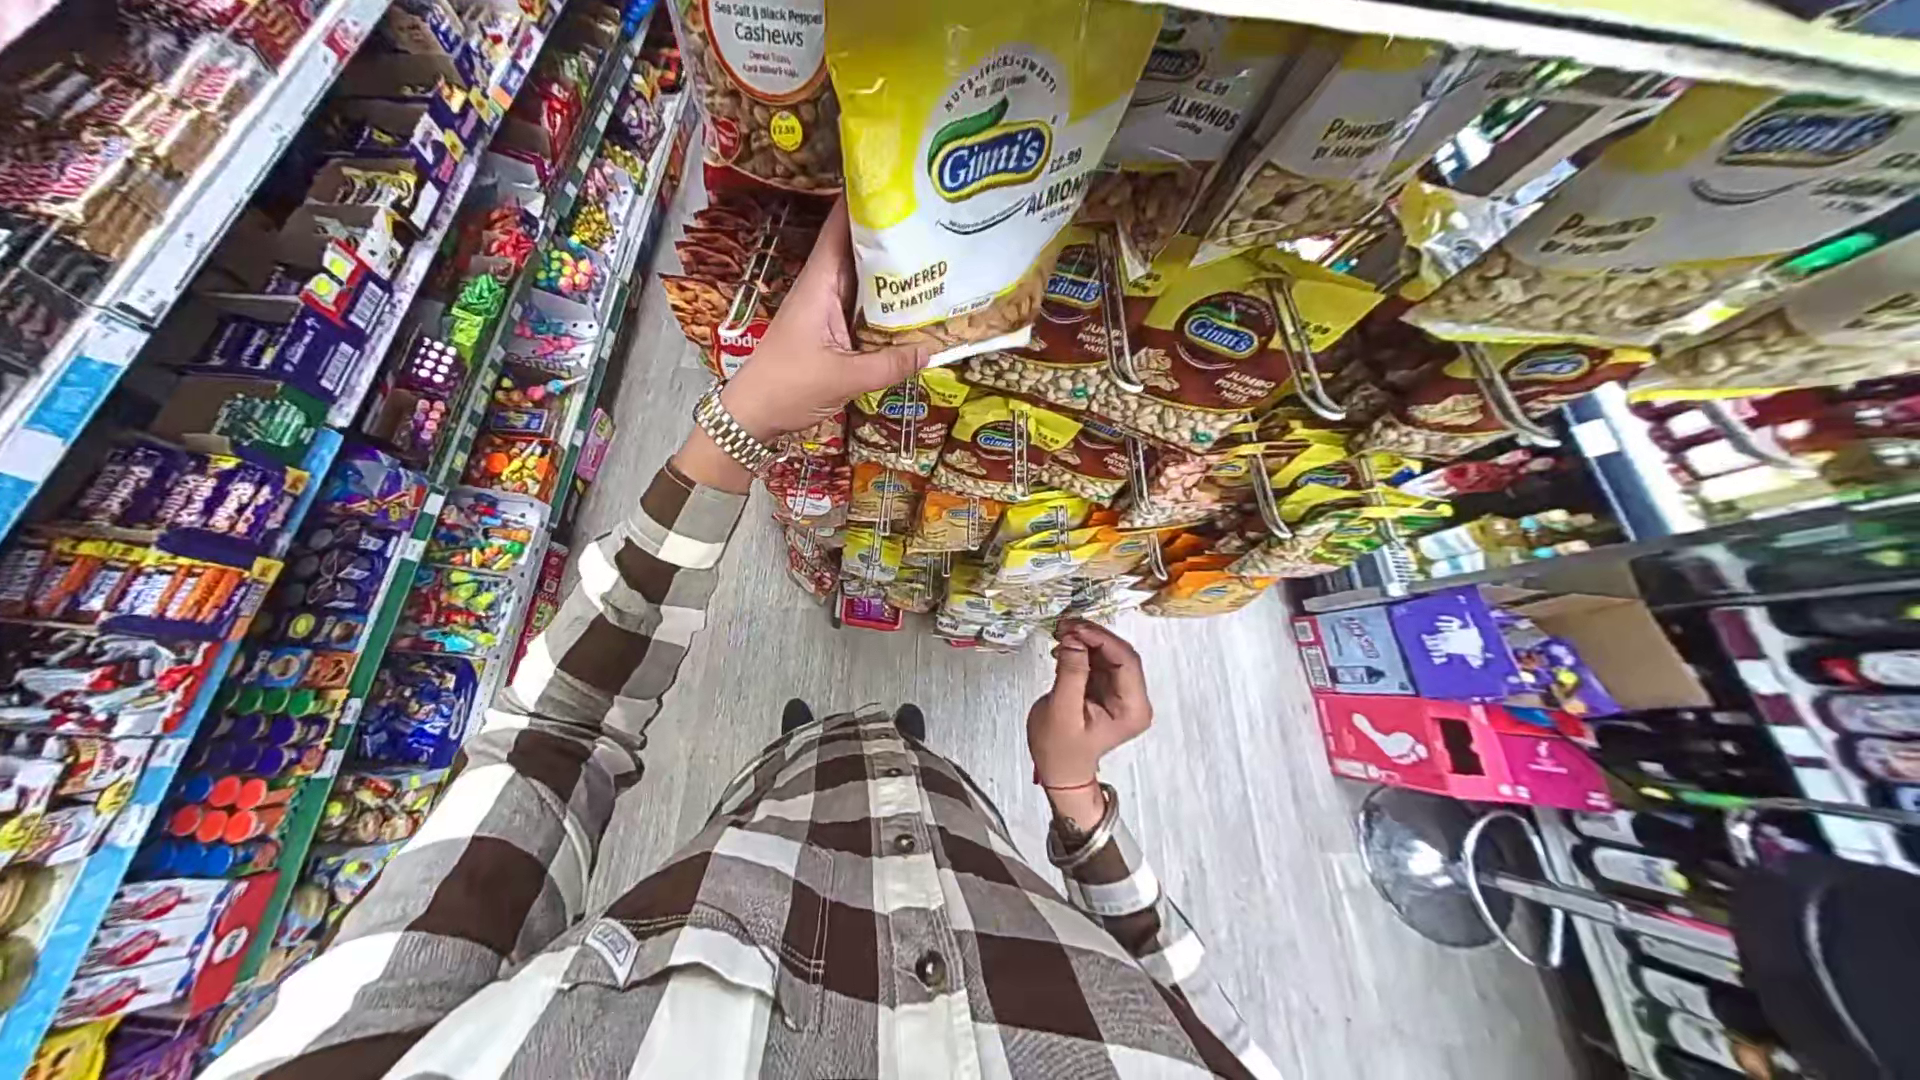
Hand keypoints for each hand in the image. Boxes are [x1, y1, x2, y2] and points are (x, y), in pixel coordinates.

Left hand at [719, 196, 928, 439]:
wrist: (755, 415)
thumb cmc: (790, 387)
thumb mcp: (845, 378)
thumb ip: (890, 365)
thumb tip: (932, 350)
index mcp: (820, 283)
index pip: (840, 225)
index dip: (865, 198)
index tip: (900, 178)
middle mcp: (824, 288)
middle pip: (859, 249)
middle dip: (891, 232)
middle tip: (934, 219)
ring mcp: (828, 310)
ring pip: (865, 280)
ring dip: (892, 270)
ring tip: (935, 254)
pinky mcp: (833, 331)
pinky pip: (865, 309)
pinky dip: (887, 305)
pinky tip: (914, 306)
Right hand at [1027, 621, 1152, 811]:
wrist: (1058, 770)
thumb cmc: (1060, 750)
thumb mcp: (1061, 711)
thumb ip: (1071, 673)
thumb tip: (1075, 640)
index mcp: (1132, 709)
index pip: (1126, 662)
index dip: (1102, 640)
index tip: (1076, 629)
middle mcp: (1132, 699)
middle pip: (1120, 654)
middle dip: (1093, 636)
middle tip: (1065, 626)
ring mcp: (1120, 693)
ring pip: (1108, 653)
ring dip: (1085, 639)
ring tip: (1061, 633)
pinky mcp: (1105, 687)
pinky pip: (1098, 659)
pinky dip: (1081, 648)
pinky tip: (1064, 645)